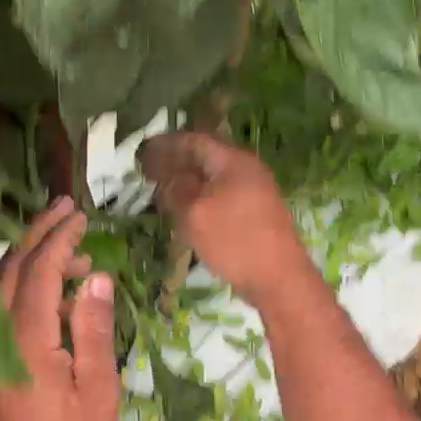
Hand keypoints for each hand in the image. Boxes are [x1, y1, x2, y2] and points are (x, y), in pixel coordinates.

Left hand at [0, 199, 120, 420]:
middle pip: (9, 267)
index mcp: (26, 338)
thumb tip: (95, 278)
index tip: (80, 216)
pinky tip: (50, 298)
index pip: (39, 270)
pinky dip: (20, 288)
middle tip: (65, 211)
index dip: (59, 238)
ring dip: (29, 261)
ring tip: (73, 259)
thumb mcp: (97, 391)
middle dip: (36, 234)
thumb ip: (93, 331)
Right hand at [139, 133, 315, 306]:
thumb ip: (177, 191)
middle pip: (205, 159)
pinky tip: (185, 212)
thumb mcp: (196, 213)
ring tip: (161, 193)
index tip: (143, 152)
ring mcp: (254, 193)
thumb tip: (169, 180)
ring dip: (187, 183)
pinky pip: (221, 197)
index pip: (195, 141)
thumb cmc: (235, 240)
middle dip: (175, 163)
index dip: (167, 145)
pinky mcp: (255, 215)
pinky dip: (200, 199)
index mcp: (233, 161)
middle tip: (147, 173)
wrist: (278, 278)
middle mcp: (247, 170)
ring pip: (213, 180)